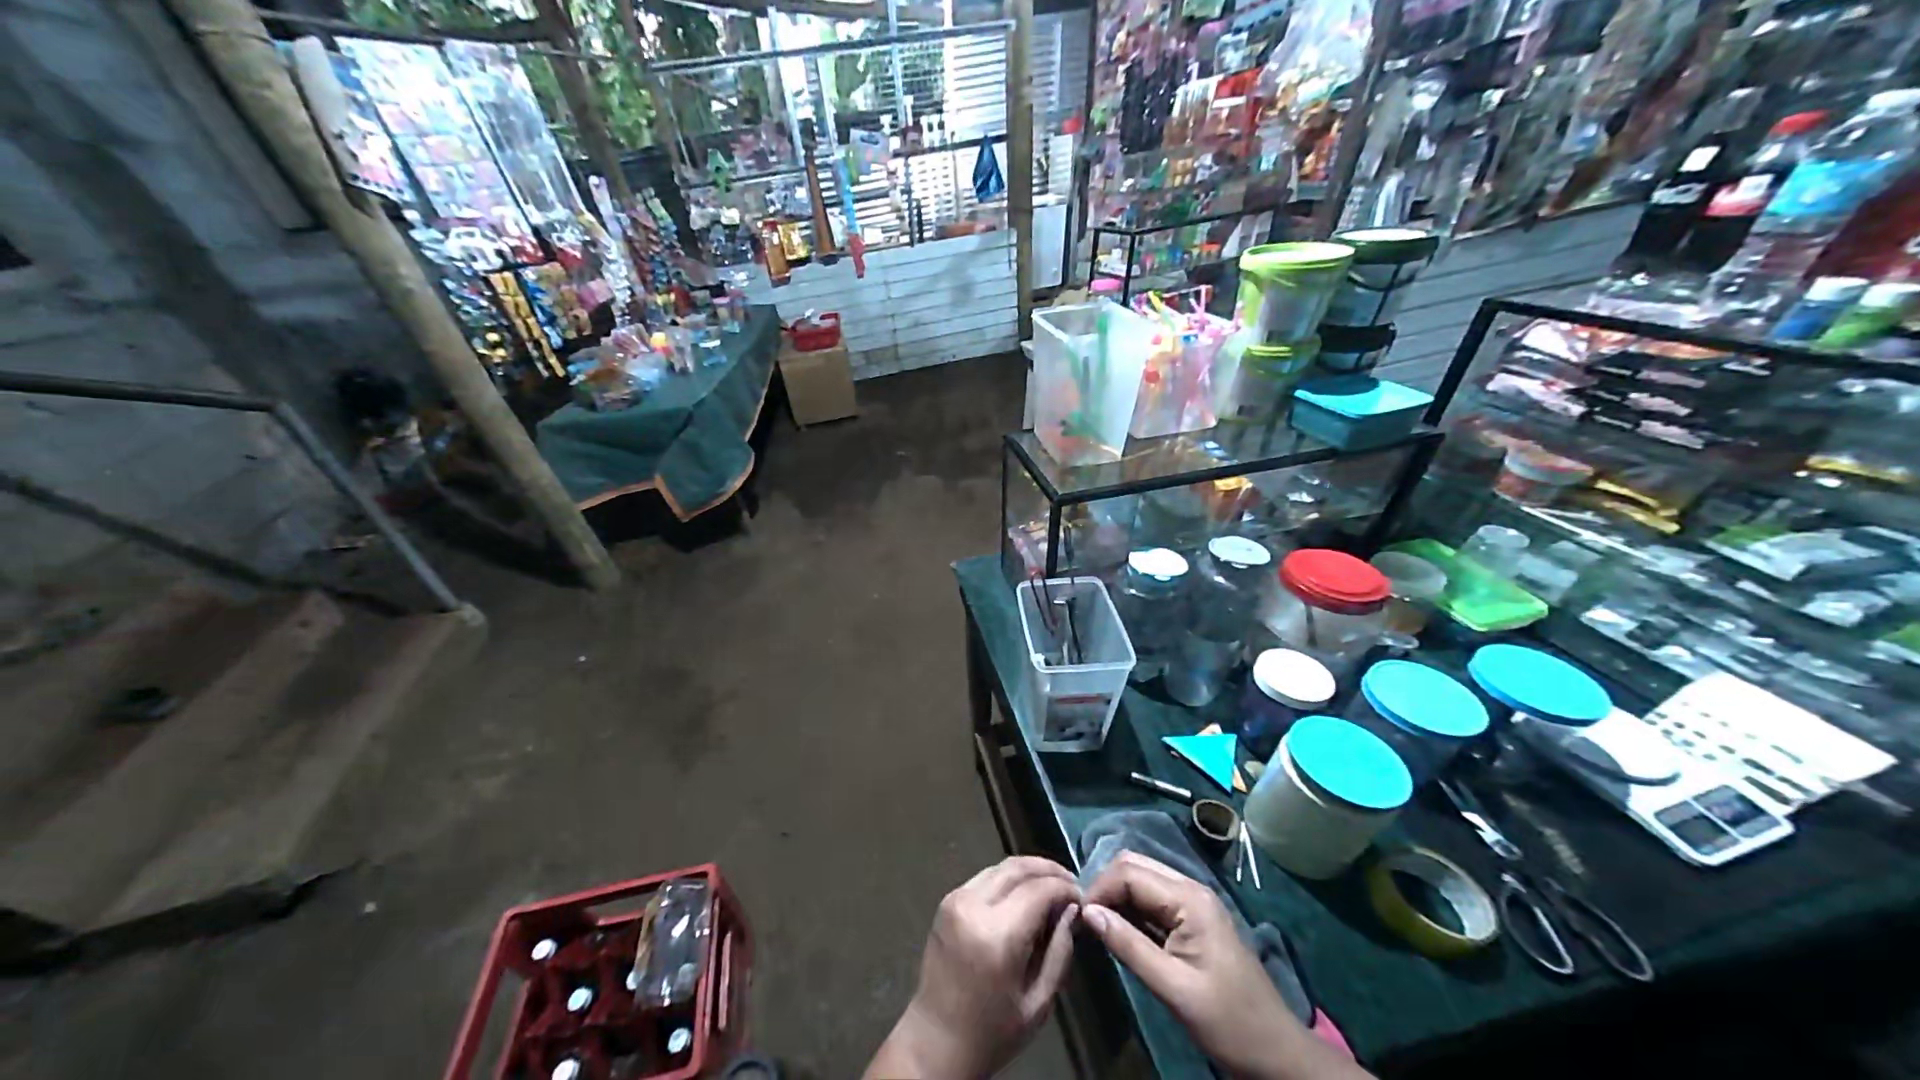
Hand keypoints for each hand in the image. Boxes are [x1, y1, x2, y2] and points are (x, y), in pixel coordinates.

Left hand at [865, 857, 1079, 1078]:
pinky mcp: (947, 902)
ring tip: (1052, 887)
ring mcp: (955, 900)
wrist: (937, 1040)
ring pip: (1000, 867)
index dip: (1066, 888)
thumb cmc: (993, 1031)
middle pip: (1018, 868)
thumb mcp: (1039, 1000)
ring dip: (1029, 871)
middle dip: (1050, 870)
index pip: (1040, 889)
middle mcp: (973, 906)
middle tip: (1072, 884)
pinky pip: (985, 878)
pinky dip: (1008, 879)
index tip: (1082, 899)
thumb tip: (1072, 910)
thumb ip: (1060, 950)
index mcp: (996, 934)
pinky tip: (1024, 894)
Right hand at [1082, 852, 1369, 1079]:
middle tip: (1085, 921)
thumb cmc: (1228, 1021)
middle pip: (1134, 866)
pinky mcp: (1192, 918)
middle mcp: (1191, 889)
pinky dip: (1130, 908)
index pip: (1129, 873)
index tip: (1077, 919)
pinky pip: (1152, 899)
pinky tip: (1118, 931)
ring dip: (1116, 896)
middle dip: (1105, 886)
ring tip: (1096, 927)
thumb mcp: (1173, 988)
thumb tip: (1086, 912)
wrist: (1276, 1052)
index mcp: (1190, 899)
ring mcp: (1193, 902)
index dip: (1099, 889)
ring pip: (1141, 879)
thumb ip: (1128, 946)